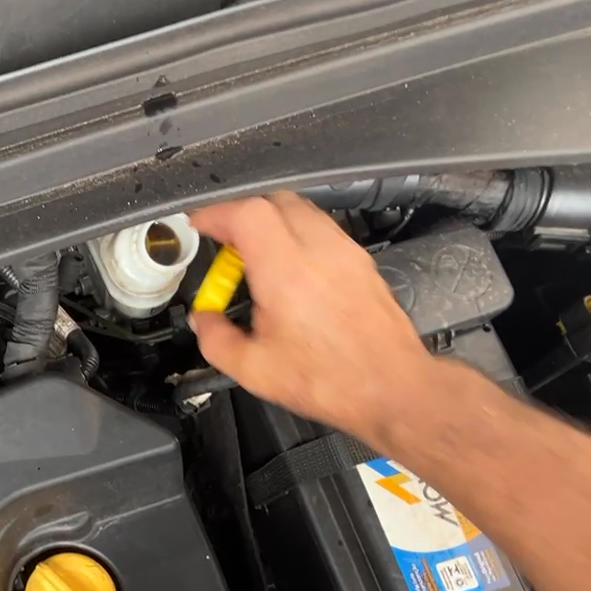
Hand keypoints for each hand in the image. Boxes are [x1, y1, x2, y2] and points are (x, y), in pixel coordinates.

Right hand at [189, 193, 440, 445]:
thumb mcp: (252, 370)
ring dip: (271, 224)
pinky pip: (322, 230)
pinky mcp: (361, 263)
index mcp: (286, 273)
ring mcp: (345, 253)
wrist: (390, 388)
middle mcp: (319, 252)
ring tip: (254, 258)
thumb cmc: (329, 380)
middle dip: (242, 214)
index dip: (217, 214)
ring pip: (302, 212)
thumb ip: (216, 340)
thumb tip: (203, 321)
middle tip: (223, 242)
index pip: (248, 214)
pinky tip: (287, 271)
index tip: (201, 225)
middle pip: (275, 202)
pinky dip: (296, 237)